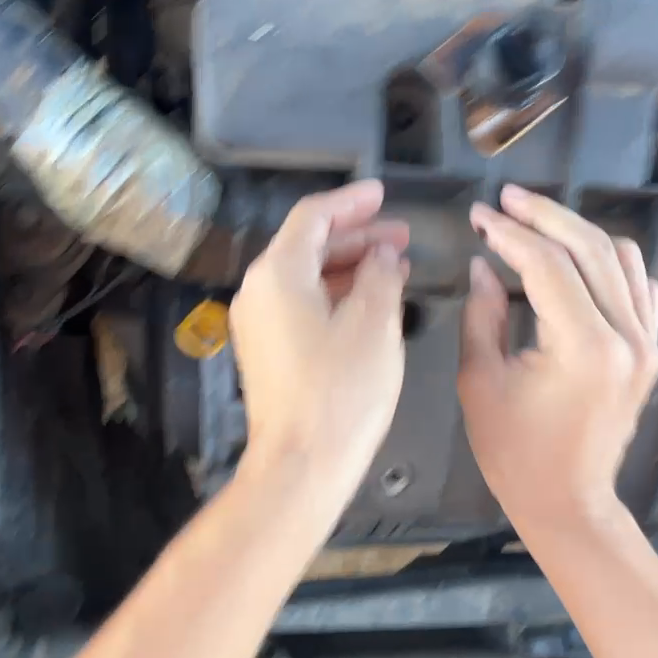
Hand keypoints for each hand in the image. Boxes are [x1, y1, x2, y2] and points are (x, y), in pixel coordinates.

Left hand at [230, 180, 410, 493]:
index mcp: (277, 273)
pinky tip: (368, 302)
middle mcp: (257, 291)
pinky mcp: (264, 350)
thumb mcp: (374, 324)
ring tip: (394, 267)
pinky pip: (299, 305)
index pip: (312, 217)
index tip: (383, 194)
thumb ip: (381, 275)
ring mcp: (256, 323)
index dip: (351, 201)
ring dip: (347, 267)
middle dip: (356, 236)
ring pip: (304, 277)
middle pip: (306, 245)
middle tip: (401, 236)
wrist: (301, 463)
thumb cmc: (341, 391)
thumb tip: (382, 254)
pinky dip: (333, 295)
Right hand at [459, 185, 657, 528]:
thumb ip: (482, 315)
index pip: (546, 265)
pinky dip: (608, 262)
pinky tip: (577, 259)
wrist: (566, 499)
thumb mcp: (479, 381)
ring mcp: (646, 343)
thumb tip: (485, 265)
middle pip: (590, 249)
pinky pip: (638, 286)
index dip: (509, 233)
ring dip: (577, 232)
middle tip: (507, 198)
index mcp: (583, 347)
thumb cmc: (512, 450)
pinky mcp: (650, 351)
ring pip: (621, 258)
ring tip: (536, 221)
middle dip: (544, 216)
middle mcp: (627, 336)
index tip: (479, 215)